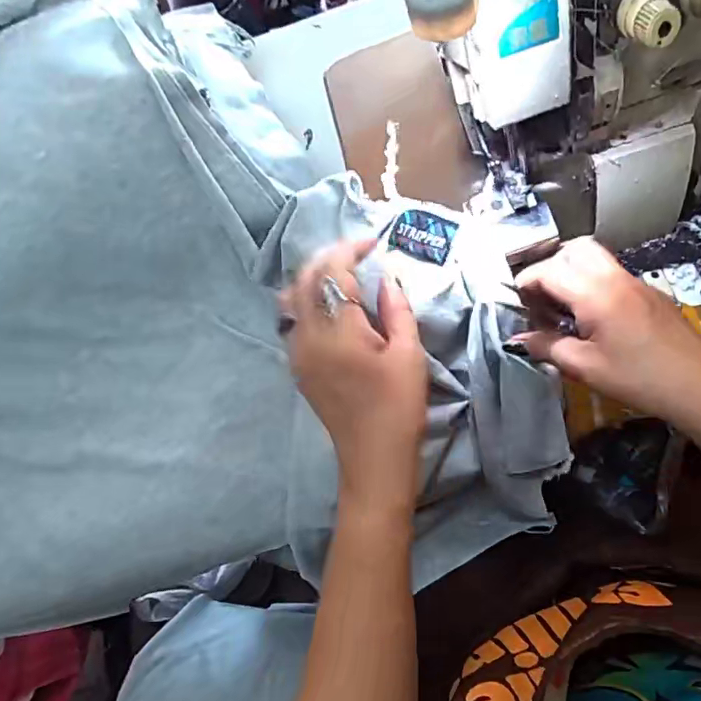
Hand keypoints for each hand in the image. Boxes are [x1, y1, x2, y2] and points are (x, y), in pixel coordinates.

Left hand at [281, 239, 427, 507]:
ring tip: (341, 276)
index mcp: (338, 332)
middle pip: (305, 279)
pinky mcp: (297, 367)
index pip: (333, 272)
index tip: (373, 243)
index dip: (351, 249)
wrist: (373, 457)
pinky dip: (306, 301)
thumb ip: (396, 309)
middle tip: (358, 254)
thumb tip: (386, 278)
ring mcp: (297, 353)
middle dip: (329, 258)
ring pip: (292, 298)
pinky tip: (329, 306)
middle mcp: (308, 337)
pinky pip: (292, 321)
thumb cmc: (399, 407)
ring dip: (313, 277)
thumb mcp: (409, 354)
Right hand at [515, 238, 700, 422]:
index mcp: (596, 293)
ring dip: (571, 273)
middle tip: (539, 298)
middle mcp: (615, 278)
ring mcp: (636, 283)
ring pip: (595, 258)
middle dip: (549, 267)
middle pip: (574, 250)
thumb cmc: (638, 378)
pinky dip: (592, 282)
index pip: (549, 270)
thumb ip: (547, 347)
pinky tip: (591, 317)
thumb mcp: (584, 367)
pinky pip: (612, 274)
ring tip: (562, 308)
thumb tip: (521, 338)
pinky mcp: (649, 294)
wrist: (697, 385)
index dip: (526, 282)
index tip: (515, 302)